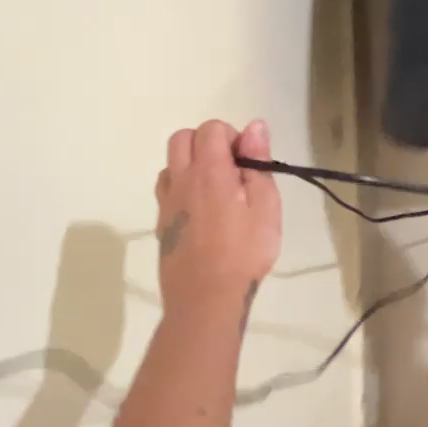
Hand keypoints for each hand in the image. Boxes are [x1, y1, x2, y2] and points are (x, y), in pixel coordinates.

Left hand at [153, 120, 281, 317]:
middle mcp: (181, 182)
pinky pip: (167, 188)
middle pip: (181, 138)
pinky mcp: (161, 223)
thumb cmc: (246, 250)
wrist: (206, 299)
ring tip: (220, 186)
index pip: (210, 129)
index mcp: (210, 173)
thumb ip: (258, 162)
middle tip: (235, 167)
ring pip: (171, 162)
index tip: (250, 160)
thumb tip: (254, 127)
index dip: (234, 135)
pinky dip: (184, 184)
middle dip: (209, 141)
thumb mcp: (266, 204)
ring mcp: (166, 204)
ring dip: (193, 162)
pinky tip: (205, 207)